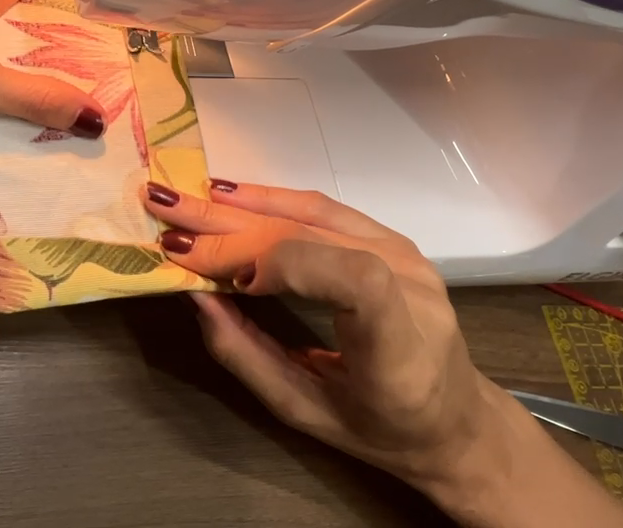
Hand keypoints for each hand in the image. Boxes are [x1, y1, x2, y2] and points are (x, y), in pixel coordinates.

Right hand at [140, 181, 535, 507]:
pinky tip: (227, 193)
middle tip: (165, 211)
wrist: (456, 420)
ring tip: (185, 198)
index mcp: (402, 347)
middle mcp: (412, 289)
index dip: (284, 263)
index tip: (226, 277)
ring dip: (239, 204)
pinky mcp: (391, 238)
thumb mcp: (303, 412)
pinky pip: (321, 207)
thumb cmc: (378, 429)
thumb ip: (245, 354)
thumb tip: (194, 293)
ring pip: (310, 212)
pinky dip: (268, 199)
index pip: (353, 279)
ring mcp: (405, 255)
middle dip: (229, 226)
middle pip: (312, 237)